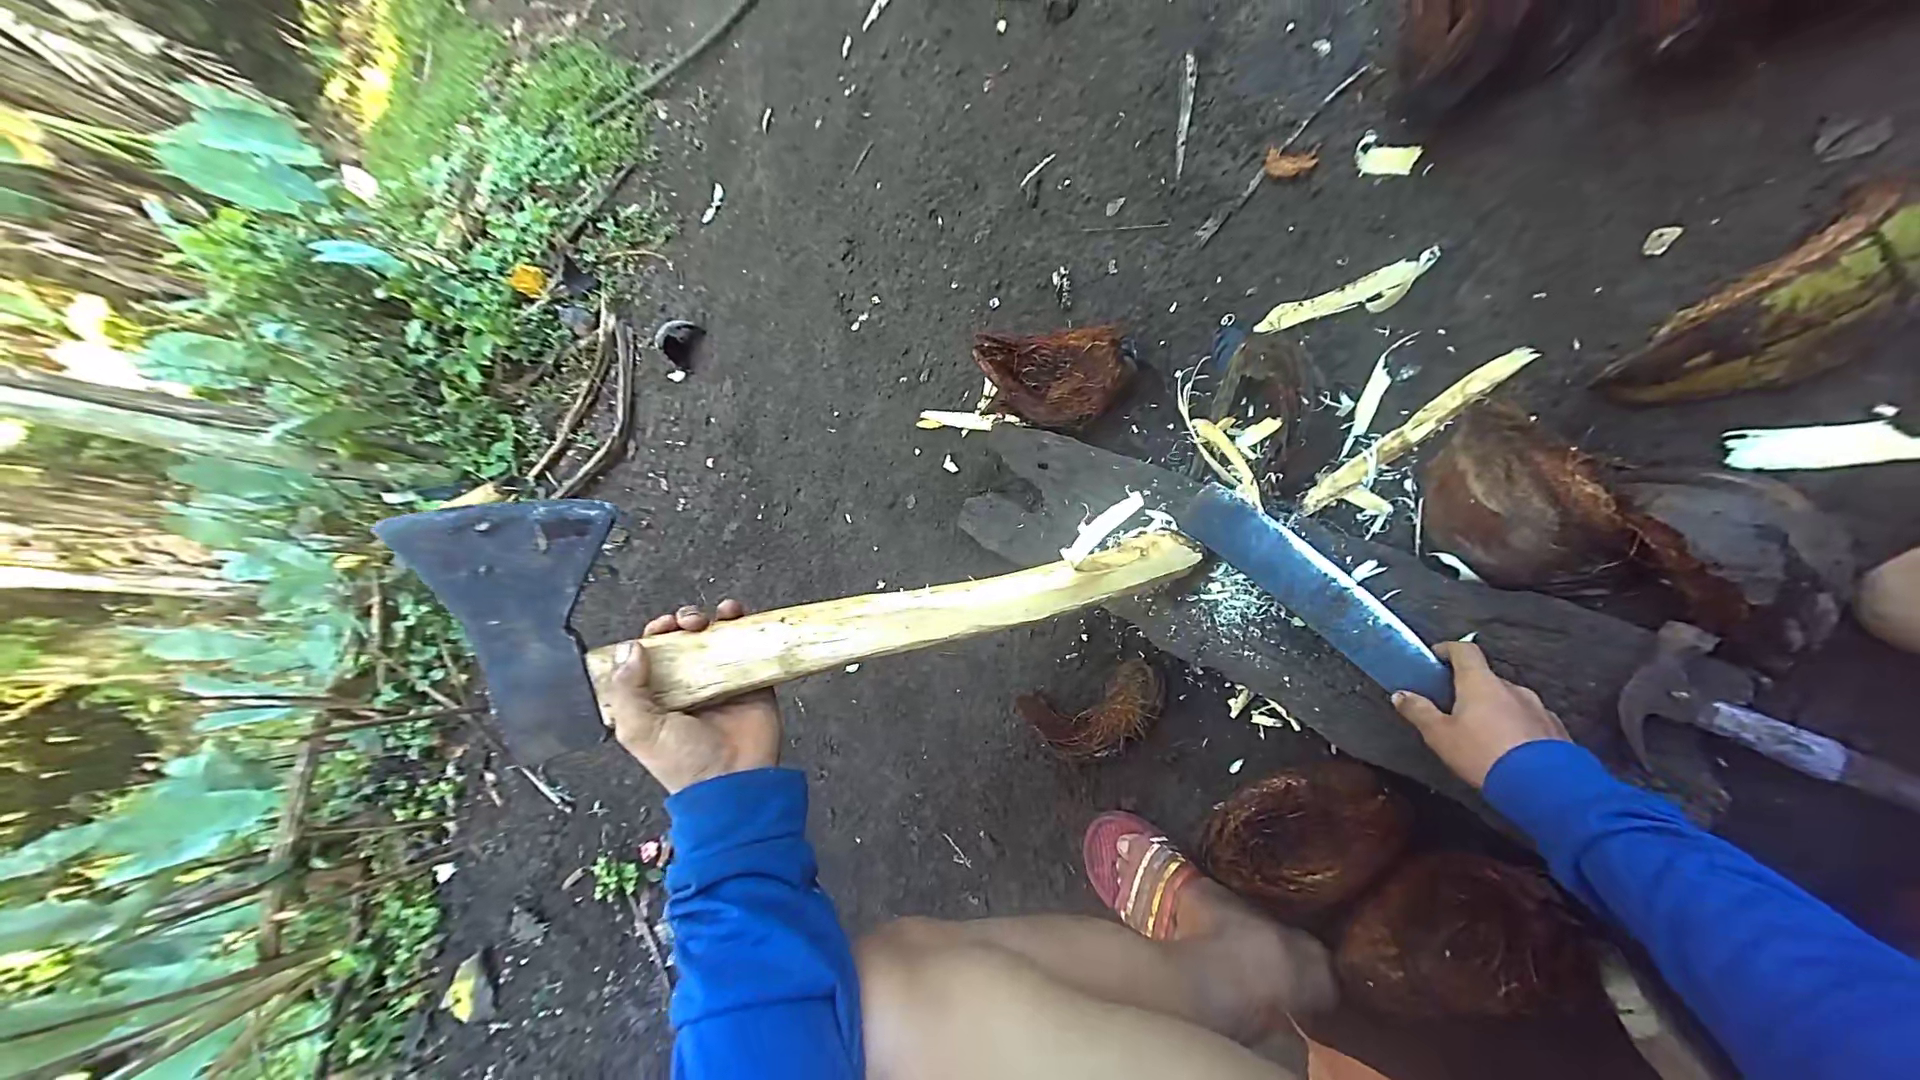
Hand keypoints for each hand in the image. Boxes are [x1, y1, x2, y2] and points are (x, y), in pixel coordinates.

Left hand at [600, 599, 781, 793]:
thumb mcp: (640, 730)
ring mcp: (722, 679)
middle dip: (683, 623)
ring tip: (710, 621)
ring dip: (712, 619)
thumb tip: (630, 649)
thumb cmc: (685, 762)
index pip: (651, 655)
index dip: (654, 636)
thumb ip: (627, 690)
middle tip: (688, 624)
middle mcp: (690, 685)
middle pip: (685, 639)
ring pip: (716, 636)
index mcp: (658, 697)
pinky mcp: (751, 678)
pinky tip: (736, 615)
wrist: (734, 778)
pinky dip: (743, 625)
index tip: (661, 628)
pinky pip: (748, 644)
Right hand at [1391, 641, 1569, 787]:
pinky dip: (1516, 726)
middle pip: (1486, 678)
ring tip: (1481, 733)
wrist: (1548, 789)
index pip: (1464, 651)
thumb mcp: (1439, 735)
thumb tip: (1401, 695)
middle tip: (1451, 707)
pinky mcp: (1558, 731)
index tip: (1434, 658)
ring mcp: (1539, 709)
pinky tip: (1509, 748)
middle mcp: (1512, 689)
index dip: (1447, 650)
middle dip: (1468, 688)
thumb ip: (1418, 711)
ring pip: (1509, 700)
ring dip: (1494, 709)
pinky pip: (1529, 720)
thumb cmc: (1484, 754)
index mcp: (1481, 683)